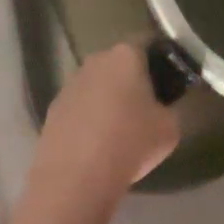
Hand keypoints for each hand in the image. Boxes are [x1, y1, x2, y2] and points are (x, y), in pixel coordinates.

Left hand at [33, 44, 178, 198]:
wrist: (75, 179)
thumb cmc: (130, 143)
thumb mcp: (170, 128)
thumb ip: (170, 109)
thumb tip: (162, 109)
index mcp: (126, 55)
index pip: (149, 44)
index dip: (162, 62)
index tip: (170, 84)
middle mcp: (95, 60)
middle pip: (120, 64)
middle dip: (133, 81)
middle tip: (147, 109)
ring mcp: (70, 84)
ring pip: (98, 85)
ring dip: (108, 100)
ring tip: (120, 132)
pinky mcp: (53, 109)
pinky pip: (80, 107)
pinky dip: (89, 120)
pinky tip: (96, 146)